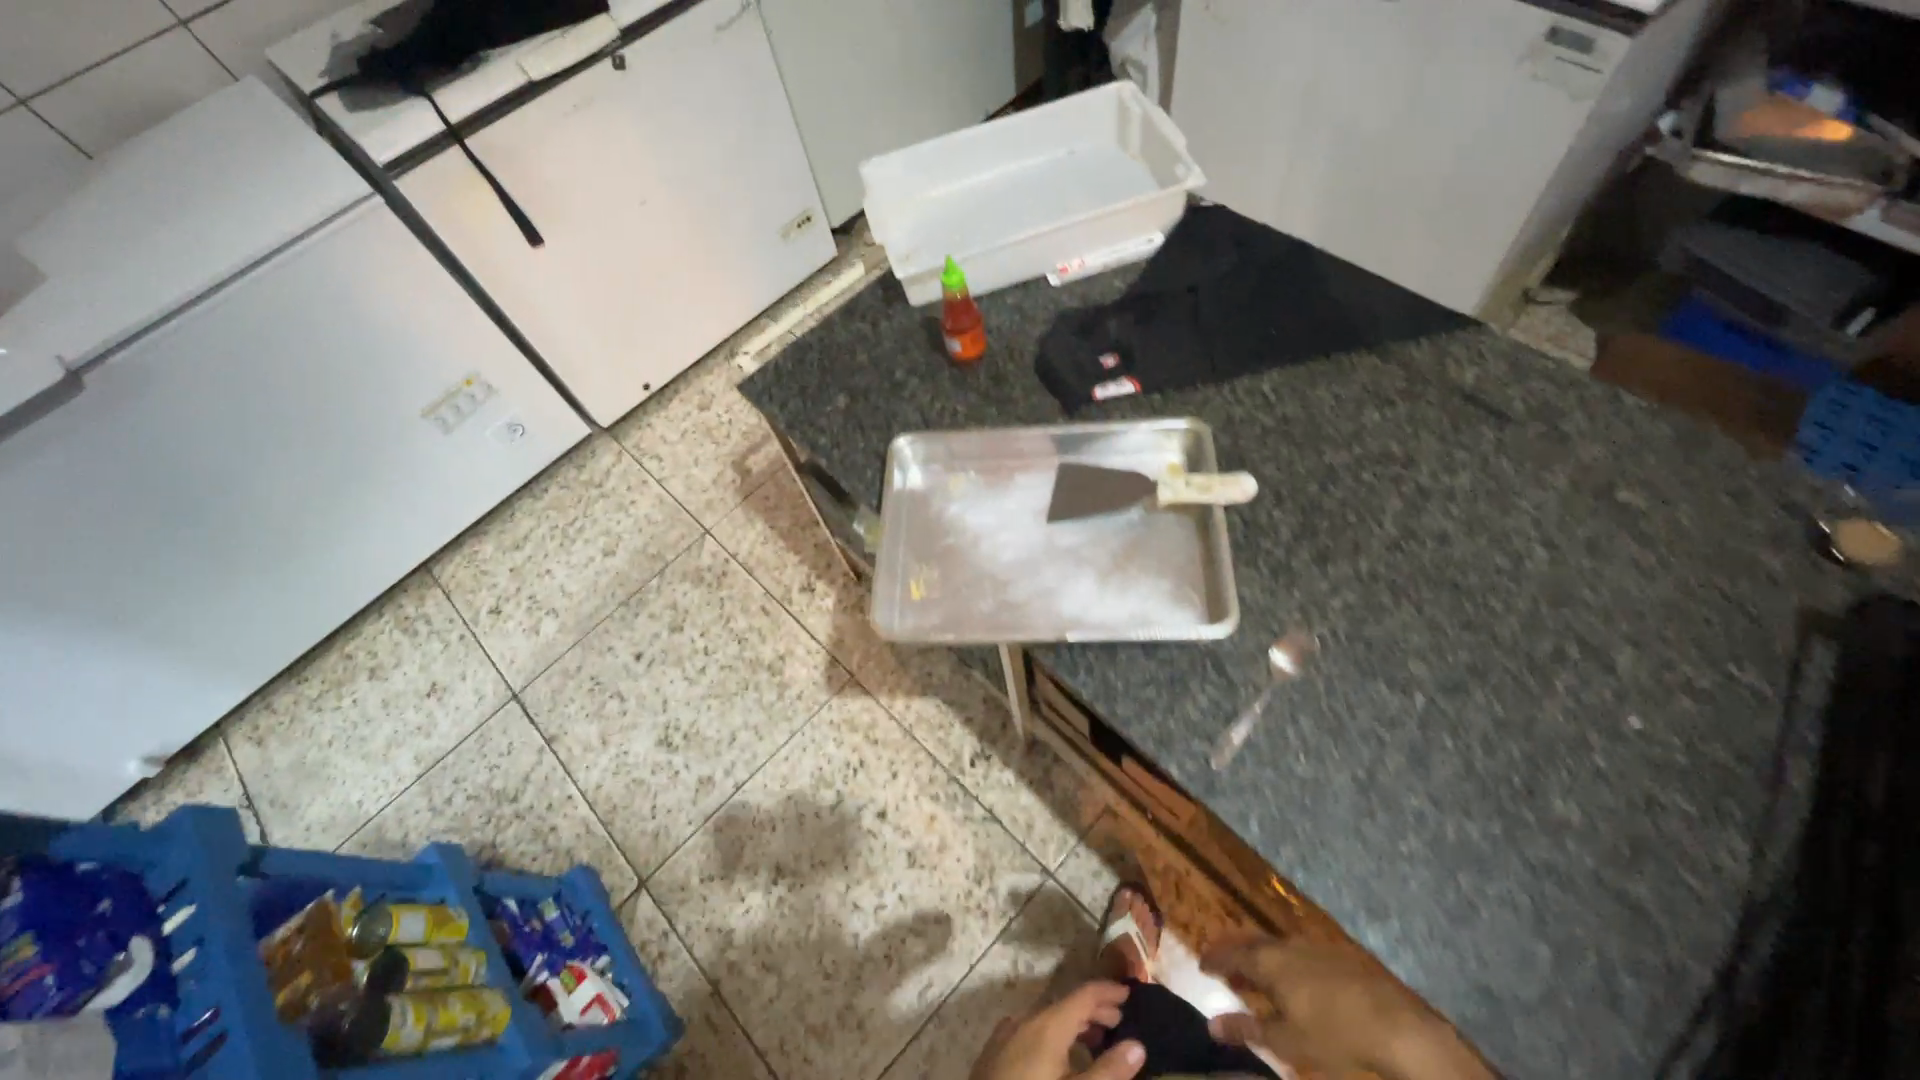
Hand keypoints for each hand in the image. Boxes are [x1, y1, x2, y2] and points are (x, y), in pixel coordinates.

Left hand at [969, 980, 1146, 1079]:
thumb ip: (1108, 1071)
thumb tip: (1137, 1045)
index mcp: (1046, 1025)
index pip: (1083, 994)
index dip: (1108, 991)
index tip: (1130, 992)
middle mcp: (1025, 1021)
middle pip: (1065, 1005)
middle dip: (1094, 1010)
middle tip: (1119, 1021)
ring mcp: (1005, 1036)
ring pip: (1047, 1019)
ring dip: (1073, 1024)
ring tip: (1095, 1040)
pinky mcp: (994, 1053)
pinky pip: (1030, 1032)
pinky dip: (1053, 1035)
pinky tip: (1059, 1057)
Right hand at [1202, 936, 1491, 1079]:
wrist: (1402, 1031)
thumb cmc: (1336, 1039)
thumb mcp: (1286, 1043)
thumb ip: (1247, 1030)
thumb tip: (1212, 1024)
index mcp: (1270, 963)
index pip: (1232, 953)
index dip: (1215, 958)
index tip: (1202, 963)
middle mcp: (1290, 947)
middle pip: (1254, 942)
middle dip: (1236, 950)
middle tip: (1223, 961)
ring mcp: (1320, 949)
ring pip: (1280, 945)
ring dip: (1263, 955)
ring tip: (1258, 971)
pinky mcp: (1345, 958)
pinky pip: (1304, 952)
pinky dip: (1288, 961)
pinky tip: (1298, 979)